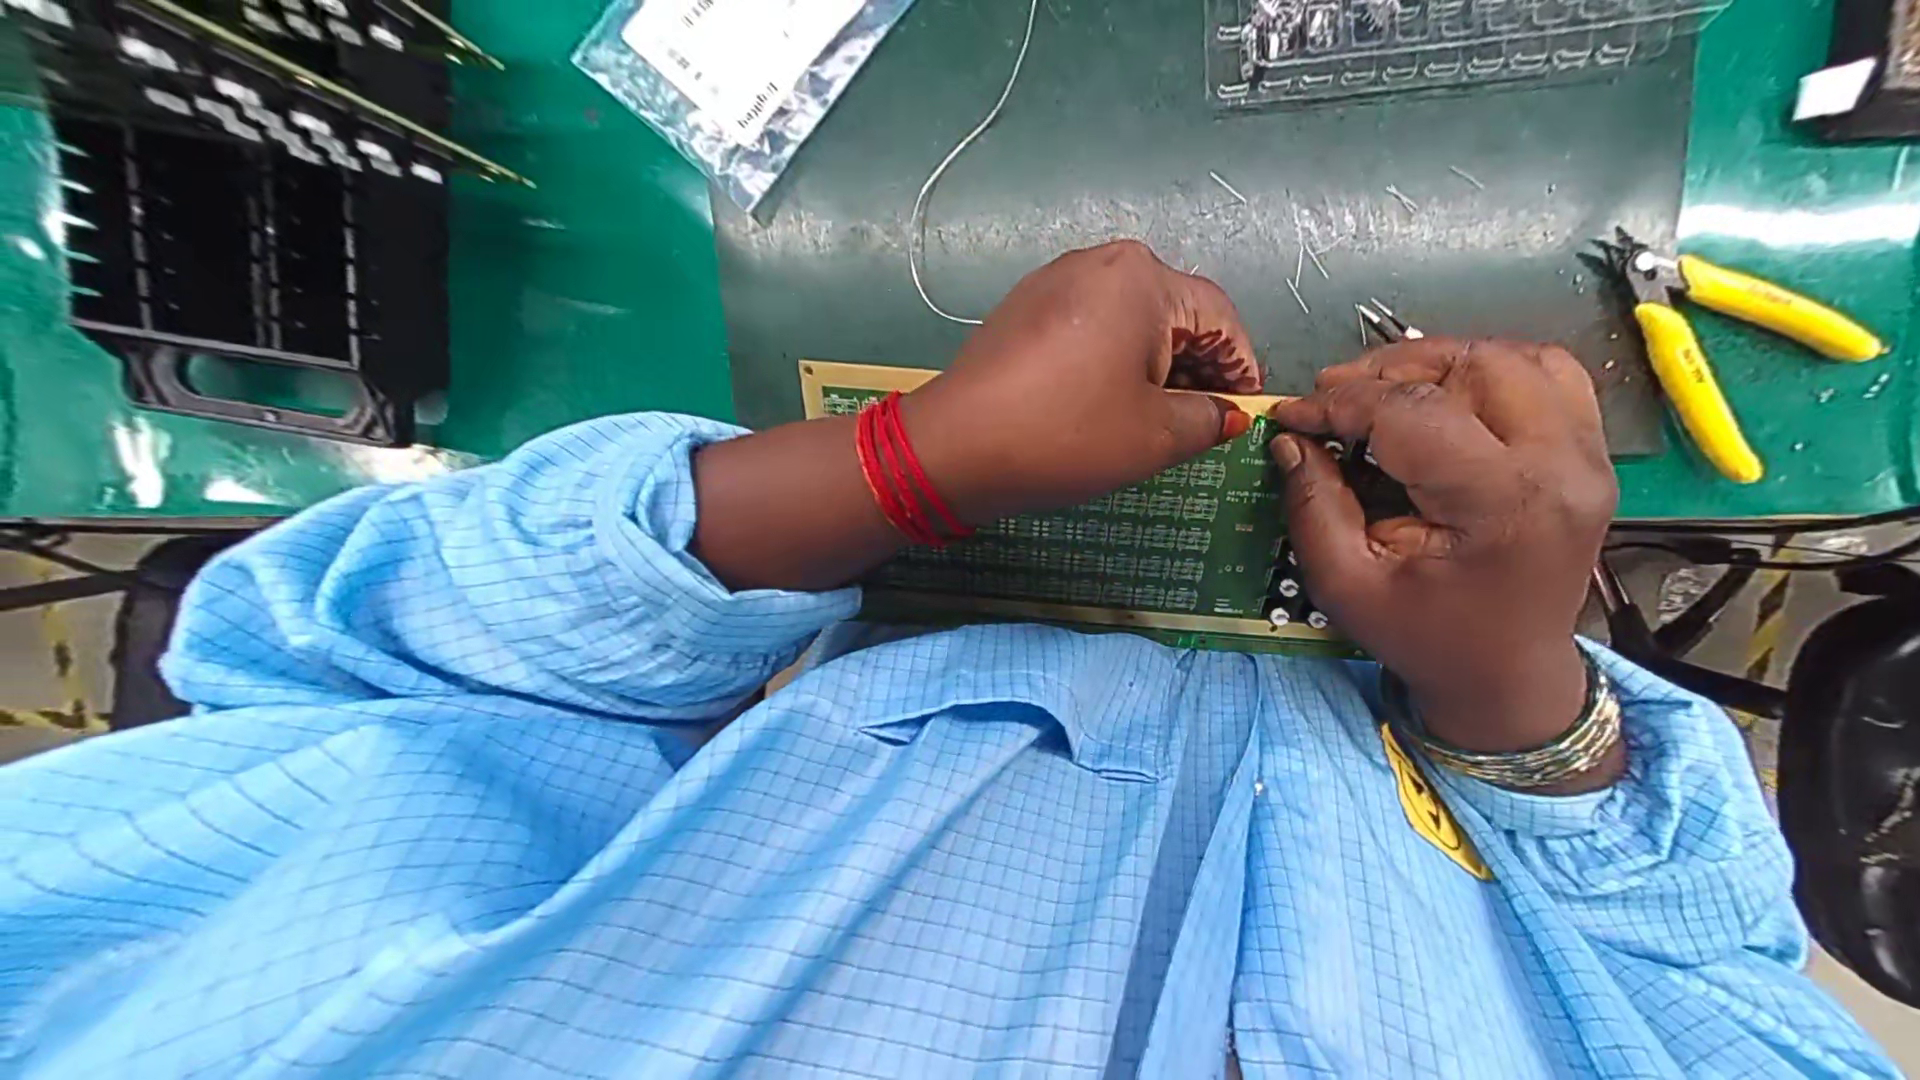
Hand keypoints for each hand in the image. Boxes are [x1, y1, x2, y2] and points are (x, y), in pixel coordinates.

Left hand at [691, 240, 1258, 593]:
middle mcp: (1097, 262)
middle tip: (1199, 421)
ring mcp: (1051, 282)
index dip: (1239, 368)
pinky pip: (1086, 329)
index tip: (1243, 410)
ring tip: (1154, 418)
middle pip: (1170, 315)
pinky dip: (1108, 362)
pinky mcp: (1021, 310)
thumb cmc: (1065, 436)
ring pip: (1126, 323)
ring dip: (1150, 368)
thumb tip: (1228, 413)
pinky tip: (1104, 401)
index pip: (1217, 318)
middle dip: (1193, 369)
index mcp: (1142, 278)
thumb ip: (1206, 419)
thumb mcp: (1153, 436)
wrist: (954, 448)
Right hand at [1269, 339, 1617, 763]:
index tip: (1290, 414)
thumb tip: (1291, 440)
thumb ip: (1313, 504)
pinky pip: (1547, 376)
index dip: (1338, 403)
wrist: (1506, 672)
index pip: (1411, 410)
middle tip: (1331, 396)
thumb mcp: (1343, 581)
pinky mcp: (1589, 455)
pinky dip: (1484, 371)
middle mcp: (1562, 465)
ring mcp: (1588, 455)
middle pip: (1474, 365)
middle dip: (1387, 370)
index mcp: (1500, 501)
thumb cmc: (1422, 634)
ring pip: (1516, 357)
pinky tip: (1438, 396)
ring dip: (1437, 361)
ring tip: (1379, 390)